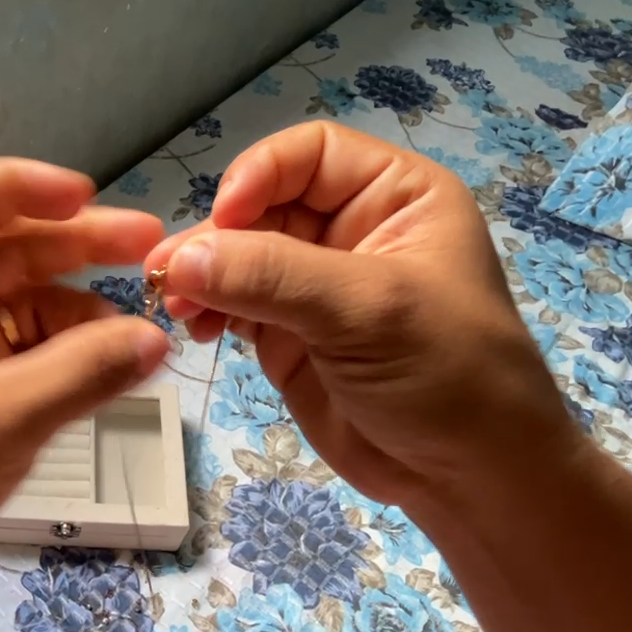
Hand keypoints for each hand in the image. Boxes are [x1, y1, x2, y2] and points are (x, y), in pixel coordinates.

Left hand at [0, 159, 170, 584]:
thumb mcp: (10, 416)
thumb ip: (88, 371)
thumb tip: (157, 338)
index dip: (26, 183)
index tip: (88, 198)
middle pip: (11, 246)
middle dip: (78, 245)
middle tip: (147, 253)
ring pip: (25, 302)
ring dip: (80, 312)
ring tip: (136, 339)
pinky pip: (25, 349)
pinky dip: (65, 353)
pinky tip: (105, 373)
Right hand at [144, 121, 581, 508]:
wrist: (465, 476)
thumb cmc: (446, 375)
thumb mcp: (368, 310)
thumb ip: (272, 277)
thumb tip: (180, 260)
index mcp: (392, 198)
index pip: (309, 155)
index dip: (259, 175)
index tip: (223, 221)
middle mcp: (348, 232)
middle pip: (260, 207)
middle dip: (214, 238)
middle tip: (167, 277)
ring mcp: (311, 288)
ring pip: (237, 260)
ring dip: (200, 278)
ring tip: (173, 308)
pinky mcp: (285, 336)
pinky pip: (232, 307)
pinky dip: (206, 312)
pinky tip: (193, 330)